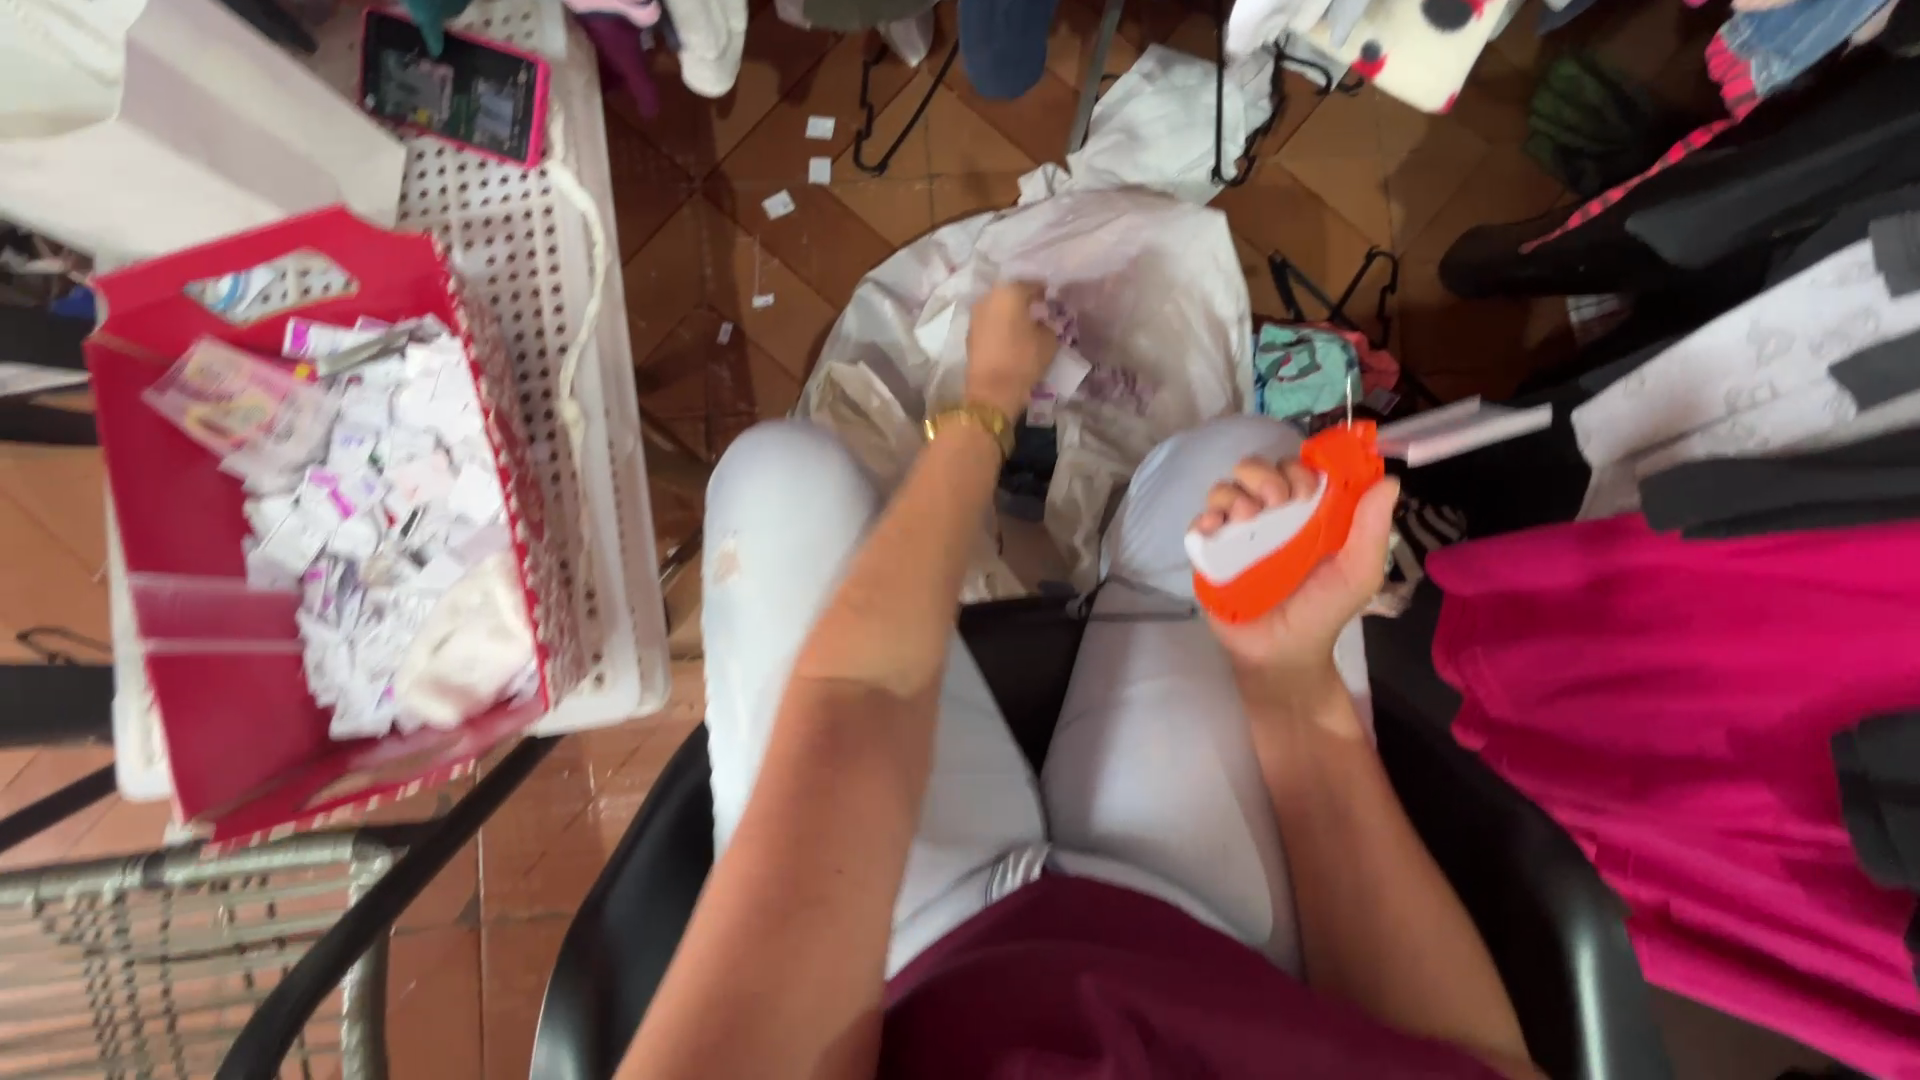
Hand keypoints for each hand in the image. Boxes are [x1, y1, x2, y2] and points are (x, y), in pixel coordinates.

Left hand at [965, 282, 1057, 416]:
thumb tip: (1042, 322)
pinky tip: (1009, 334)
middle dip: (1023, 300)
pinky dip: (999, 324)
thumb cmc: (1023, 359)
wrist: (991, 390)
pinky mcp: (970, 333)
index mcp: (1010, 292)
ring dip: (1009, 313)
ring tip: (1023, 324)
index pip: (1031, 285)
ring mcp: (975, 315)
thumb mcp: (1048, 341)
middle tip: (1036, 311)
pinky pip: (989, 321)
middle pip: (1010, 293)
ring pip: (997, 307)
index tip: (1050, 300)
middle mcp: (989, 297)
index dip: (1043, 292)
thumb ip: (1047, 324)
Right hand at [1191, 457, 1399, 708]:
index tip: (1306, 491)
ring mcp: (1235, 532)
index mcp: (1304, 513)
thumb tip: (1388, 482)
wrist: (1282, 653)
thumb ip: (1371, 529)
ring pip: (1224, 489)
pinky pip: (1198, 522)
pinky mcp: (1209, 553)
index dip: (1299, 469)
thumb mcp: (1358, 573)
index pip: (1295, 469)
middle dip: (1263, 475)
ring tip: (1247, 519)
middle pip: (1254, 469)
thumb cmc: (1322, 611)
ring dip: (1234, 494)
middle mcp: (1267, 515)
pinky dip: (1203, 517)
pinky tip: (1215, 528)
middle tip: (1274, 502)